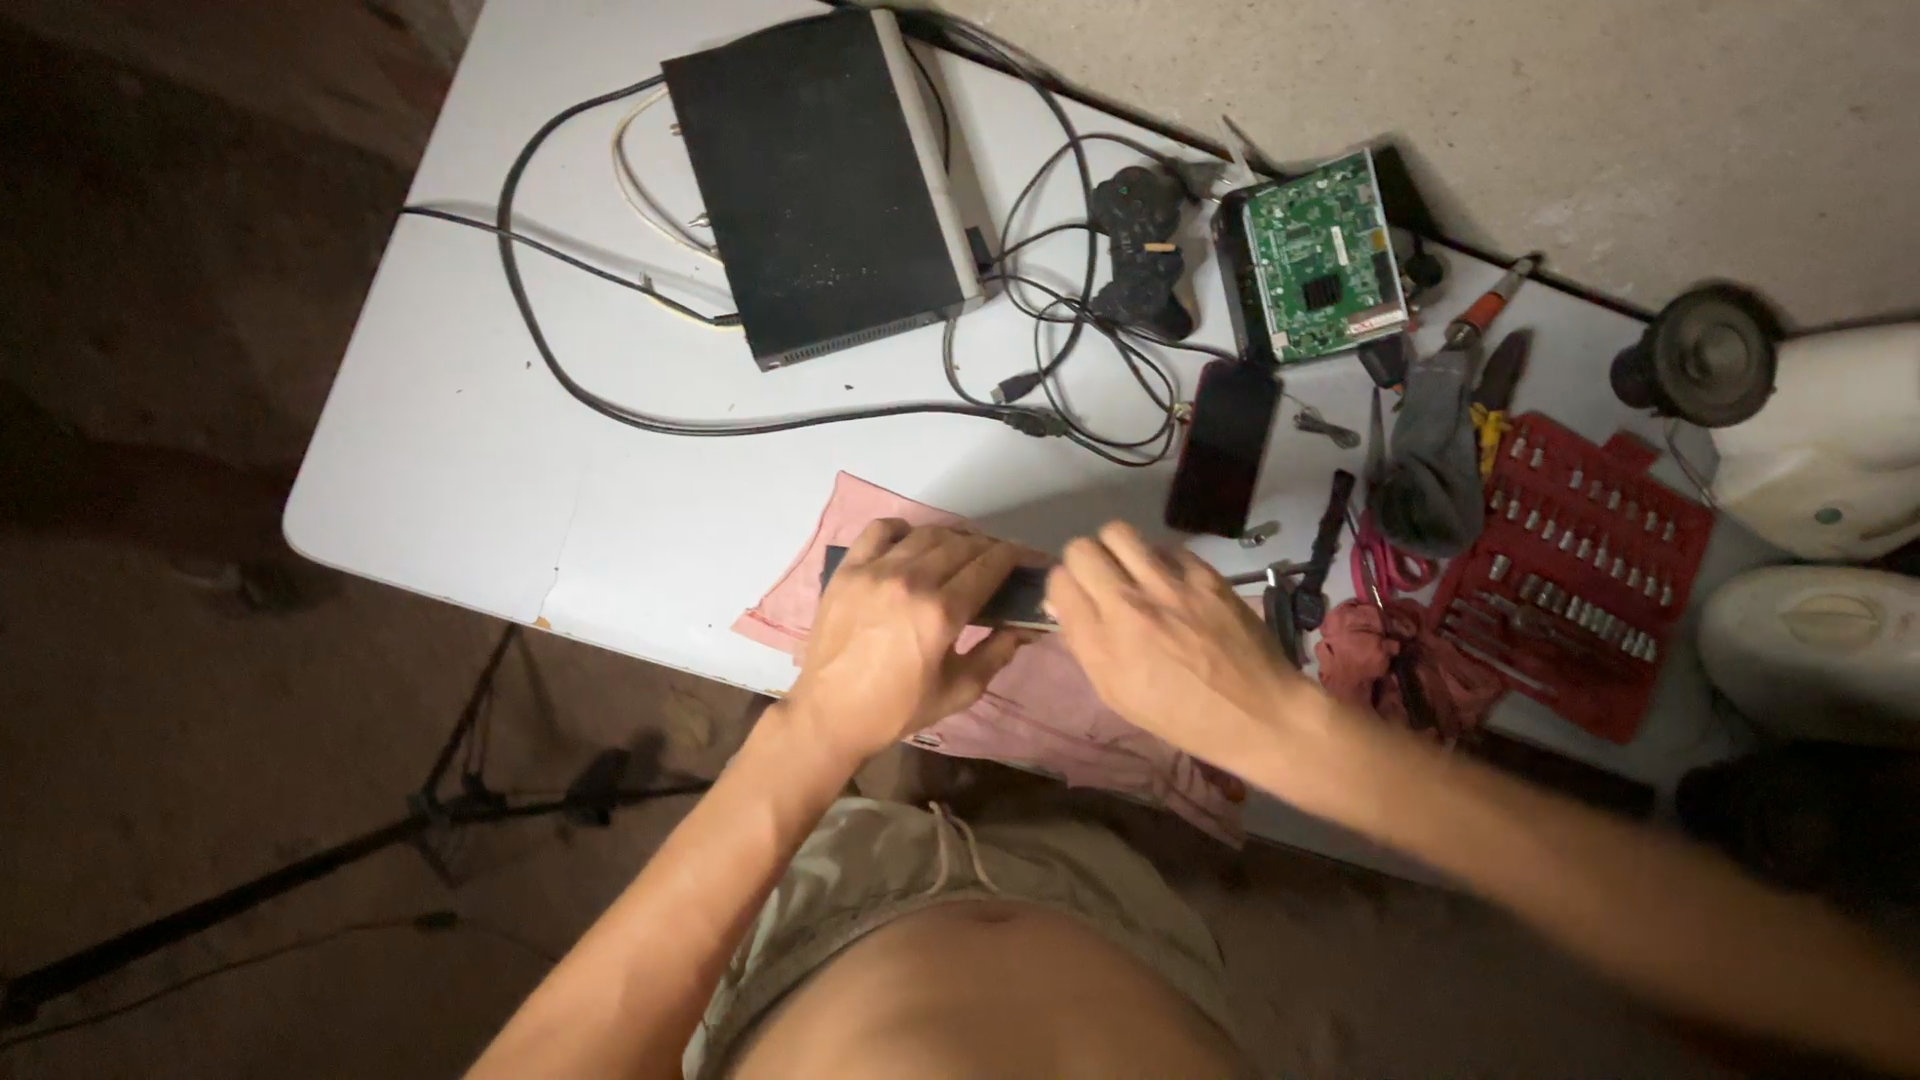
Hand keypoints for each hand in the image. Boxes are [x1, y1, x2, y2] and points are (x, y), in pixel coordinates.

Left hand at [785, 520, 1032, 762]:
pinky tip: (912, 543)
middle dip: (988, 548)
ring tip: (960, 552)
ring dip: (952, 538)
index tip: (1026, 559)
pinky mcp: (847, 570)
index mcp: (941, 612)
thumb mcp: (959, 691)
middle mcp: (910, 580)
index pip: (989, 565)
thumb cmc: (898, 709)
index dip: (1015, 556)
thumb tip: (1026, 626)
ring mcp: (875, 570)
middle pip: (962, 545)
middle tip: (997, 561)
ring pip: (926, 534)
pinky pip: (879, 531)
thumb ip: (997, 653)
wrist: (830, 714)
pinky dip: (903, 530)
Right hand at [1045, 522, 1315, 762]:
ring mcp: (1170, 586)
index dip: (1063, 587)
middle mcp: (1130, 607)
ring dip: (1116, 550)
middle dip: (1083, 562)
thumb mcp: (1116, 694)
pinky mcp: (1205, 575)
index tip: (1077, 598)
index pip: (1059, 582)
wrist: (1258, 714)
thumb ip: (1084, 644)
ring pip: (1118, 533)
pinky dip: (1159, 559)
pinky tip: (1171, 581)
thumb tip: (1064, 604)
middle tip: (1100, 580)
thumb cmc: (1181, 716)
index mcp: (1103, 645)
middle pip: (1081, 549)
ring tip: (1131, 571)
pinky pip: (1165, 546)